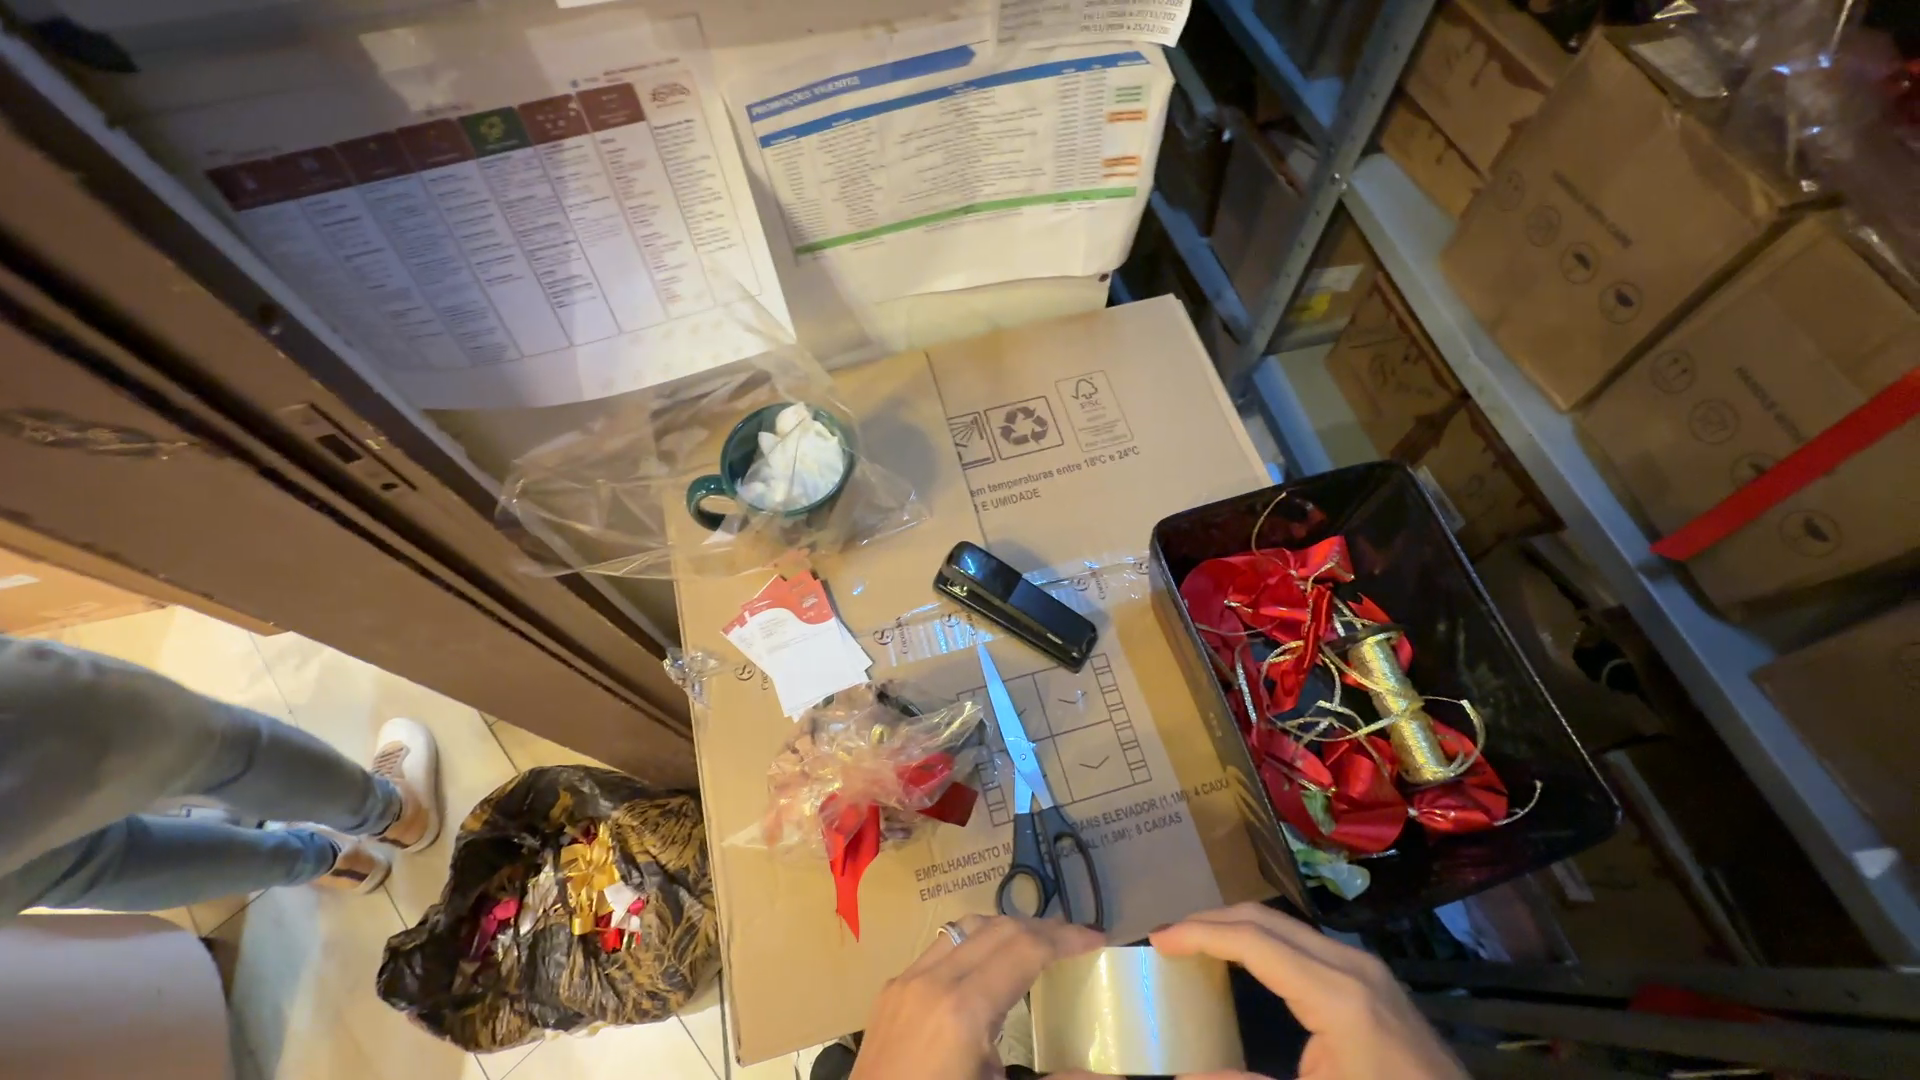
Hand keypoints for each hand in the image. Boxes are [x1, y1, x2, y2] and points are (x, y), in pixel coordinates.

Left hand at [850, 914, 1103, 1079]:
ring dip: (1006, 931)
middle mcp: (932, 980)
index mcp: (963, 1010)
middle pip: (998, 929)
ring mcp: (905, 981)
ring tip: (1037, 950)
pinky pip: (939, 949)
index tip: (1097, 940)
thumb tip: (1114, 1073)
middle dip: (1041, 930)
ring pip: (964, 929)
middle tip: (1075, 945)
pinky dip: (973, 946)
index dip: (1065, 938)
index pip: (1024, 949)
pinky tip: (987, 974)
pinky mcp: (889, 992)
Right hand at [1150, 903, 1466, 1079]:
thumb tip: (1184, 1071)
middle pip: (1265, 919)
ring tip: (1192, 944)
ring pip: (1284, 925)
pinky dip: (1261, 940)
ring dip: (1234, 927)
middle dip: (1209, 921)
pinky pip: (1303, 942)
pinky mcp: (1372, 979)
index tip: (1156, 939)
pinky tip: (1242, 959)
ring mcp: (1366, 968)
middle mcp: (1351, 965)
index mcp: (1337, 995)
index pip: (1253, 940)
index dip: (1198, 934)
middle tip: (1166, 939)